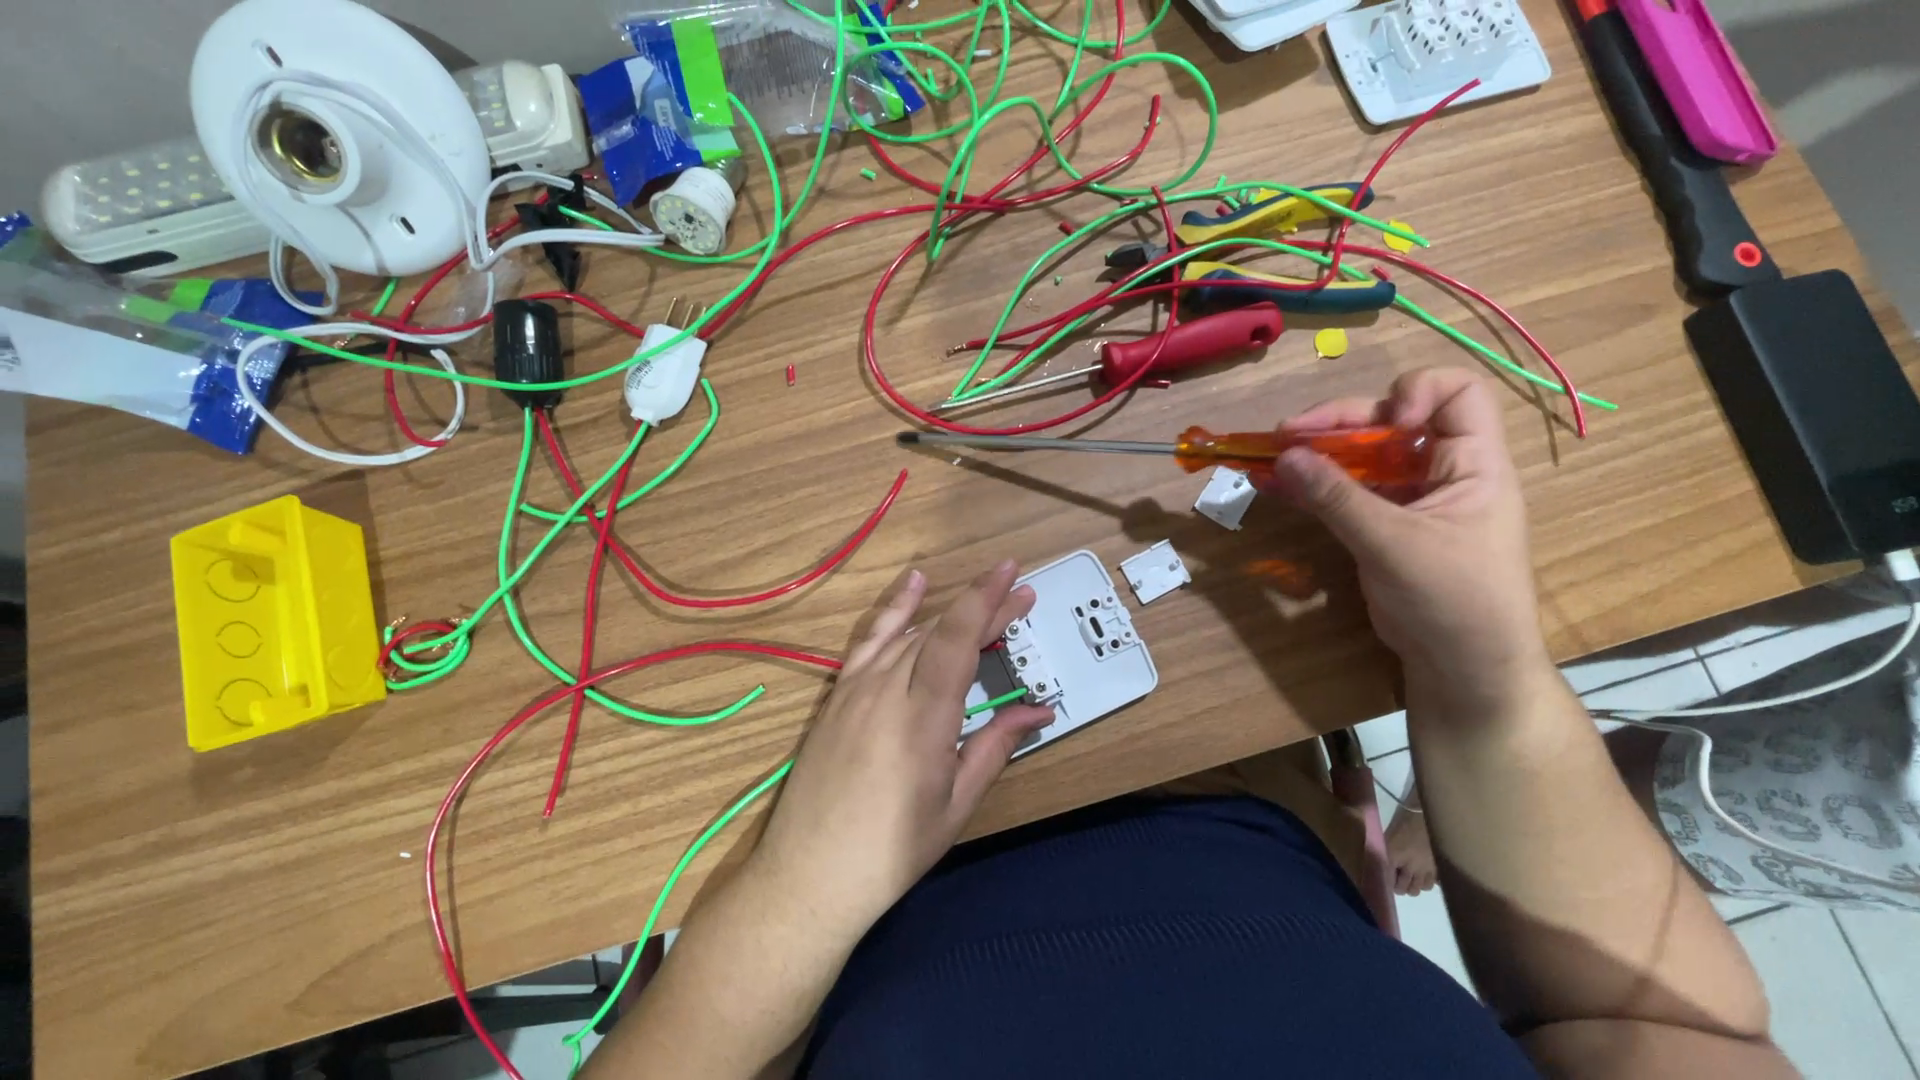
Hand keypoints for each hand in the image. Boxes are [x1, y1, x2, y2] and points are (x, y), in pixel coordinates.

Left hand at [750, 561, 1054, 933]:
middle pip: (937, 630)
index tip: (1016, 574)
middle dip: (982, 607)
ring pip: (905, 631)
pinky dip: (893, 611)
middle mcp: (885, 691)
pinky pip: (868, 642)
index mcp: (922, 718)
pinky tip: (912, 588)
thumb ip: (994, 746)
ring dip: (947, 609)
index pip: (957, 639)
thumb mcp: (955, 804)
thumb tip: (1039, 710)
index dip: (988, 600)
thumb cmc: (892, 850)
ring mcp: (854, 690)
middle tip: (1020, 595)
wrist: (809, 874)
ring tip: (983, 592)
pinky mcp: (836, 697)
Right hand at [1258, 368, 1554, 715]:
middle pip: (1393, 422)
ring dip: (1319, 454)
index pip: (1458, 393)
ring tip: (1274, 458)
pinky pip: (1348, 493)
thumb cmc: (1453, 600)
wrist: (1463, 669)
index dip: (1416, 393)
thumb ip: (1338, 498)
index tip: (1383, 425)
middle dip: (1341, 423)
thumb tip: (1285, 456)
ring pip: (1364, 458)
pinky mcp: (1385, 527)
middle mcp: (1444, 472)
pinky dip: (1315, 486)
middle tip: (1290, 435)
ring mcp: (1412, 500)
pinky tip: (1277, 486)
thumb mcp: (1394, 544)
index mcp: (1474, 464)